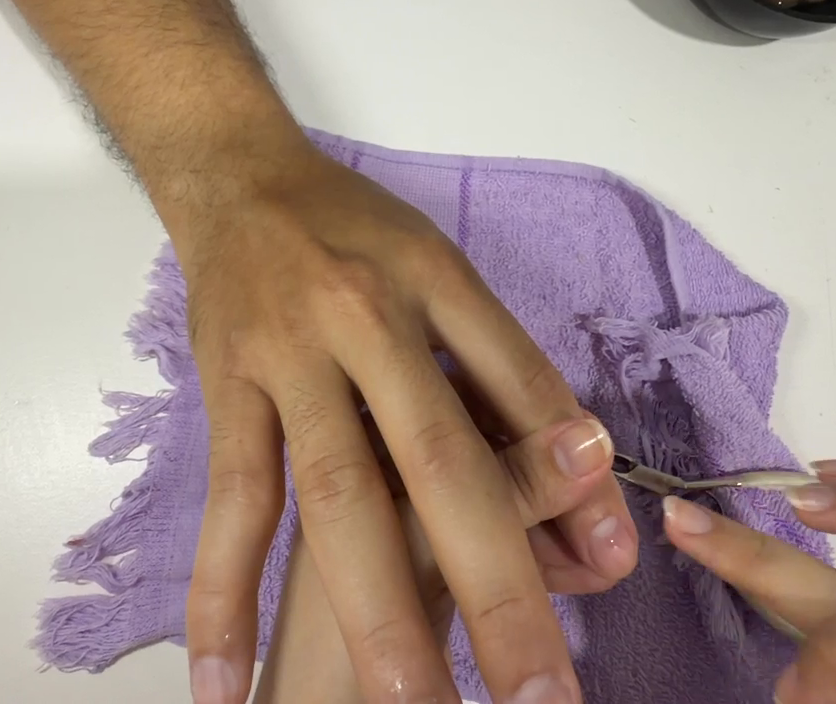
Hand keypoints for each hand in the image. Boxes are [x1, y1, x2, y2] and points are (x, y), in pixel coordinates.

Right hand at [171, 142, 636, 703]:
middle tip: (544, 695)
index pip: (520, 380)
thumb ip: (499, 362)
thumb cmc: (357, 229)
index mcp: (435, 280)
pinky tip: (225, 684)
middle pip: (439, 458)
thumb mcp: (442, 269)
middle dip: (498, 581)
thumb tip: (581, 461)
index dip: (572, 474)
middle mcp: (365, 318)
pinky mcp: (227, 391)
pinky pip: (231, 502)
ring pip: (336, 493)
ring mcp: (288, 357)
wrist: (243, 182)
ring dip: (377, 611)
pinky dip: (222, 596)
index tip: (613, 564)